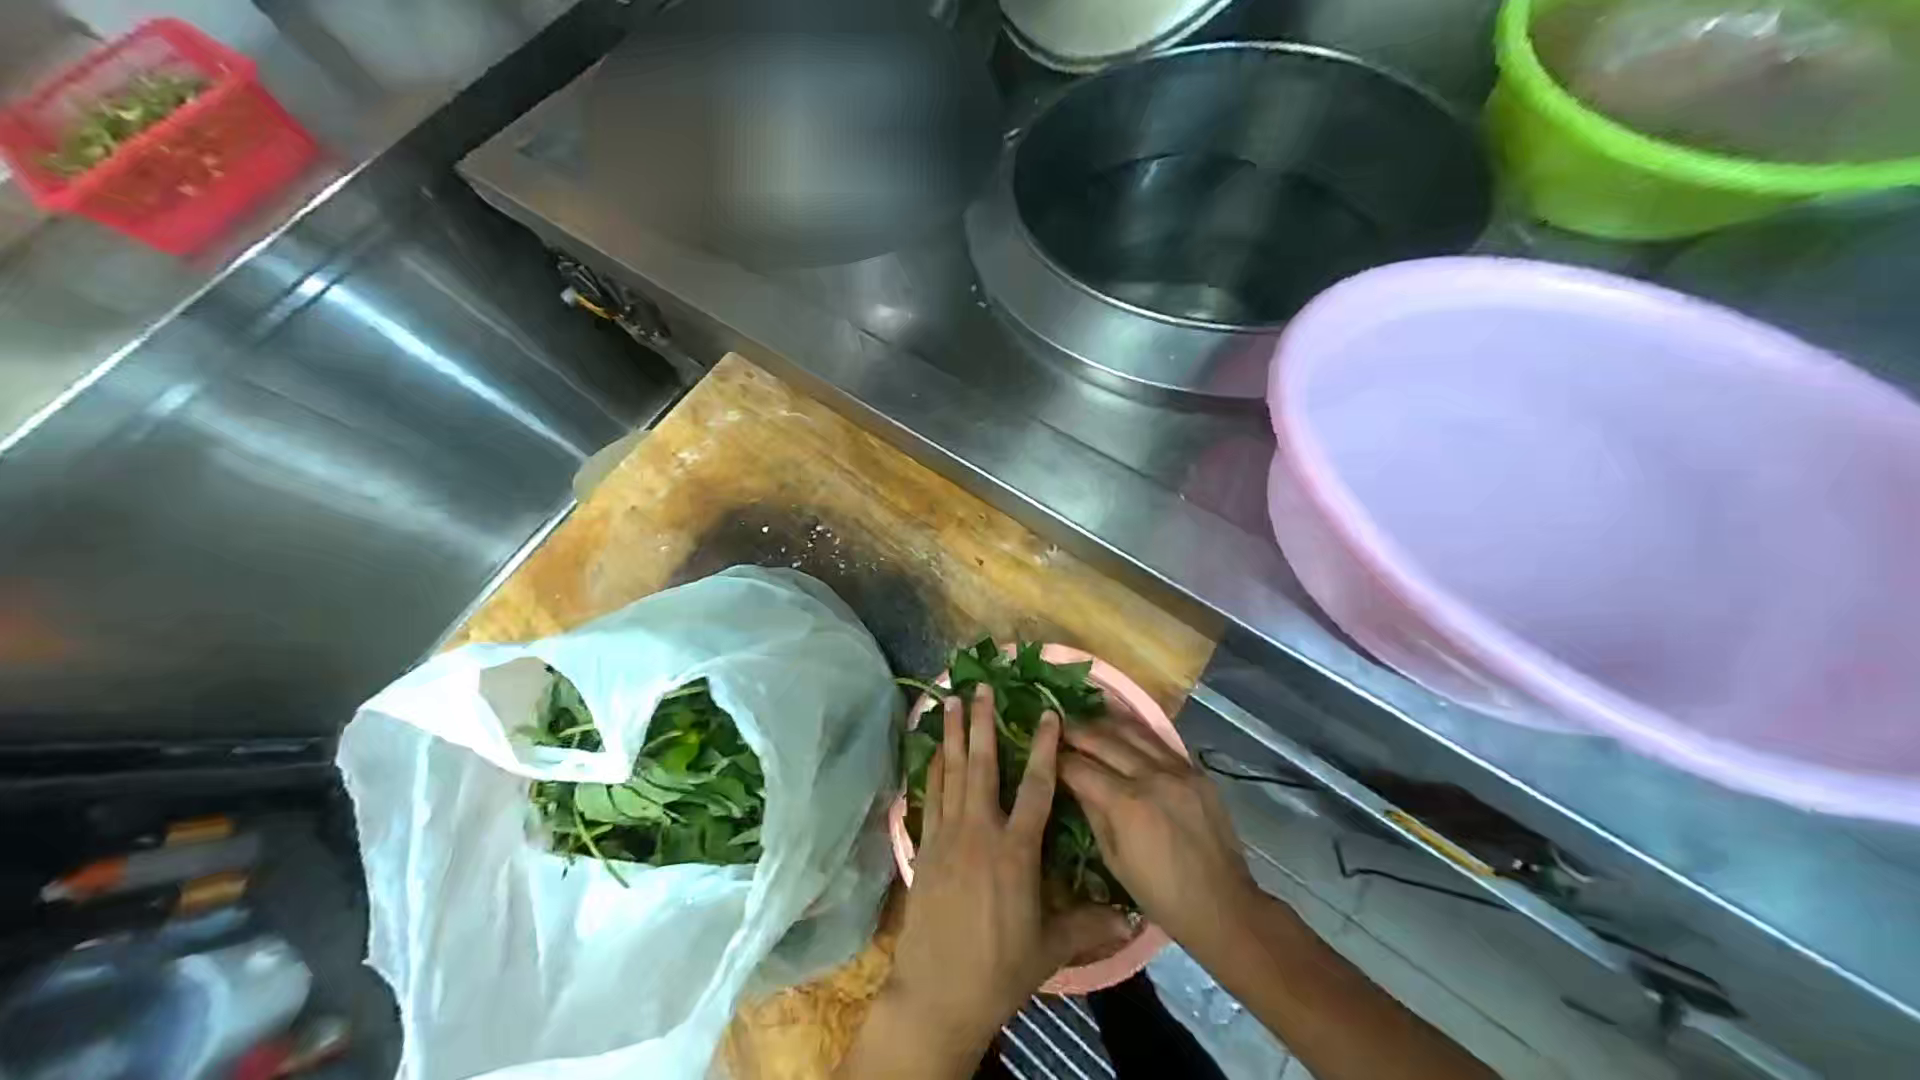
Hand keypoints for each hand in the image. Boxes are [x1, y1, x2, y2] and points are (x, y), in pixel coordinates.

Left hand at [871, 687, 1129, 1070]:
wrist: (937, 994)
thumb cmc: (999, 970)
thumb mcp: (1049, 948)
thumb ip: (1087, 925)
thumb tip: (1131, 922)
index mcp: (1015, 851)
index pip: (1035, 787)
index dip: (1042, 748)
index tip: (1046, 713)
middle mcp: (979, 833)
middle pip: (981, 766)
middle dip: (981, 723)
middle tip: (980, 686)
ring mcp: (947, 837)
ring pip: (950, 773)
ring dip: (950, 735)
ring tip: (948, 701)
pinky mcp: (925, 849)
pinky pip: (930, 798)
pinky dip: (932, 770)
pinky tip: (931, 752)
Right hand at [1060, 719, 1261, 953]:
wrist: (1223, 905)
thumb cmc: (1160, 894)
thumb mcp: (1113, 859)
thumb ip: (1092, 812)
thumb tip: (1073, 782)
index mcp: (1126, 804)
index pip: (1081, 768)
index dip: (1057, 758)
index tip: (1043, 750)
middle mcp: (1151, 777)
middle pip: (1104, 741)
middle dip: (1076, 732)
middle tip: (1057, 725)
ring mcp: (1177, 771)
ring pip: (1133, 732)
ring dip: (1105, 724)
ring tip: (1086, 720)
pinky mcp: (1196, 772)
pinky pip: (1160, 743)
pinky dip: (1136, 732)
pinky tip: (1121, 726)